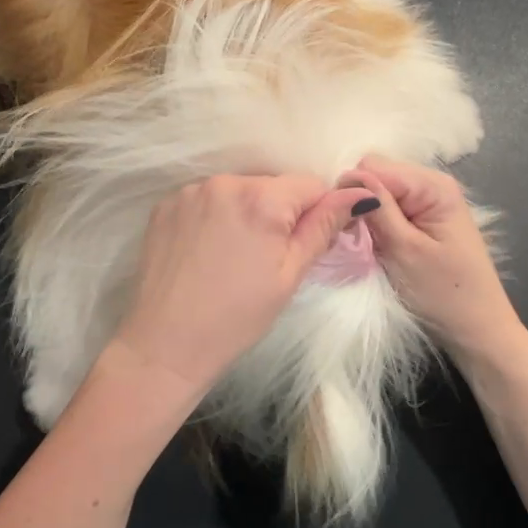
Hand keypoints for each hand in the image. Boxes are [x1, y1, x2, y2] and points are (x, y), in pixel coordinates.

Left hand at [111, 175, 375, 396]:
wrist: (164, 346)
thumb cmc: (237, 317)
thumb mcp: (290, 275)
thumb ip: (324, 227)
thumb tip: (362, 193)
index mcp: (262, 198)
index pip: (309, 184)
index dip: (315, 213)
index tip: (301, 247)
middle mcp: (225, 181)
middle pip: (272, 185)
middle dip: (279, 213)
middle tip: (266, 259)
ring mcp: (191, 190)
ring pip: (239, 191)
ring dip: (246, 212)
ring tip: (233, 257)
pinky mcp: (166, 203)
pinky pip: (206, 198)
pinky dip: (214, 216)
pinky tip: (207, 251)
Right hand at [341, 156, 521, 358]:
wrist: (478, 330)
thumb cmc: (445, 294)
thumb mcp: (405, 251)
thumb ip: (378, 210)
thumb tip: (348, 177)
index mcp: (432, 185)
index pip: (373, 166)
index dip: (353, 191)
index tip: (345, 226)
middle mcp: (431, 183)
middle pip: (376, 174)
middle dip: (360, 201)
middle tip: (356, 239)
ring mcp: (427, 200)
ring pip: (379, 191)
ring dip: (367, 214)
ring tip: (365, 245)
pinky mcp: (423, 217)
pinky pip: (389, 206)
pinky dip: (377, 223)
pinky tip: (377, 245)